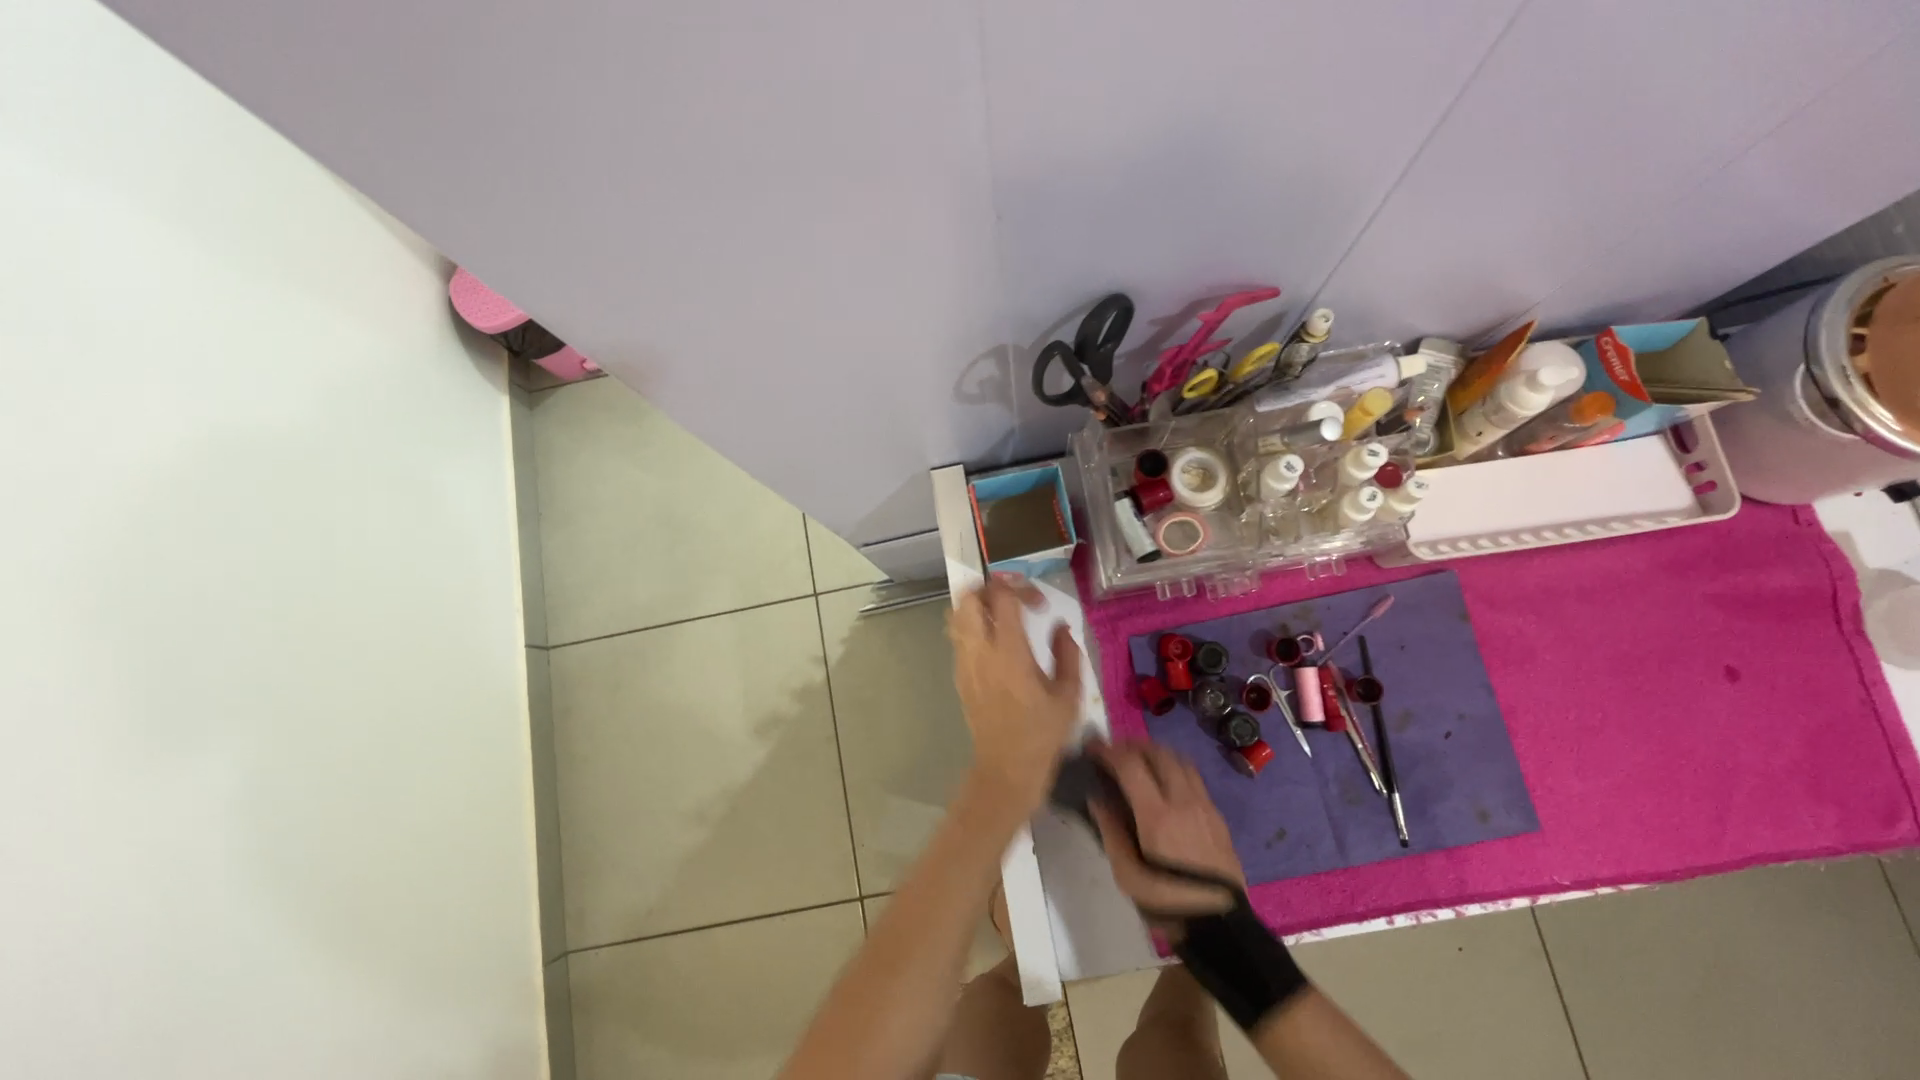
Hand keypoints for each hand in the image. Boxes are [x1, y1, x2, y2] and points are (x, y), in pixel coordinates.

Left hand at [947, 577, 1083, 813]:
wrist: (1006, 767)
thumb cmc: (1042, 733)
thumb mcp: (1069, 695)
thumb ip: (1068, 654)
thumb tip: (1061, 626)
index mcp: (1009, 652)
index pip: (1002, 598)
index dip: (1020, 588)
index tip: (1040, 605)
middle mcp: (980, 651)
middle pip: (968, 598)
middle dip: (991, 589)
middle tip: (1015, 601)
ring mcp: (964, 662)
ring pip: (956, 615)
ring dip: (978, 606)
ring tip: (1002, 618)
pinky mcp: (958, 675)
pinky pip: (957, 637)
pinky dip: (971, 627)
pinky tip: (995, 643)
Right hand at [1088, 740, 1244, 916]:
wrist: (1221, 924)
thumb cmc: (1167, 903)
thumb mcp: (1127, 875)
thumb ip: (1111, 832)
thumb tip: (1097, 798)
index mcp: (1157, 816)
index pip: (1131, 766)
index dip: (1108, 752)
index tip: (1092, 747)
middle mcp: (1183, 801)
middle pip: (1158, 754)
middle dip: (1132, 746)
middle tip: (1113, 751)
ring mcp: (1204, 806)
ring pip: (1180, 760)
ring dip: (1156, 753)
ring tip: (1139, 760)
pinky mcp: (1217, 815)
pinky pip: (1194, 777)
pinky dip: (1174, 767)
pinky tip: (1165, 782)